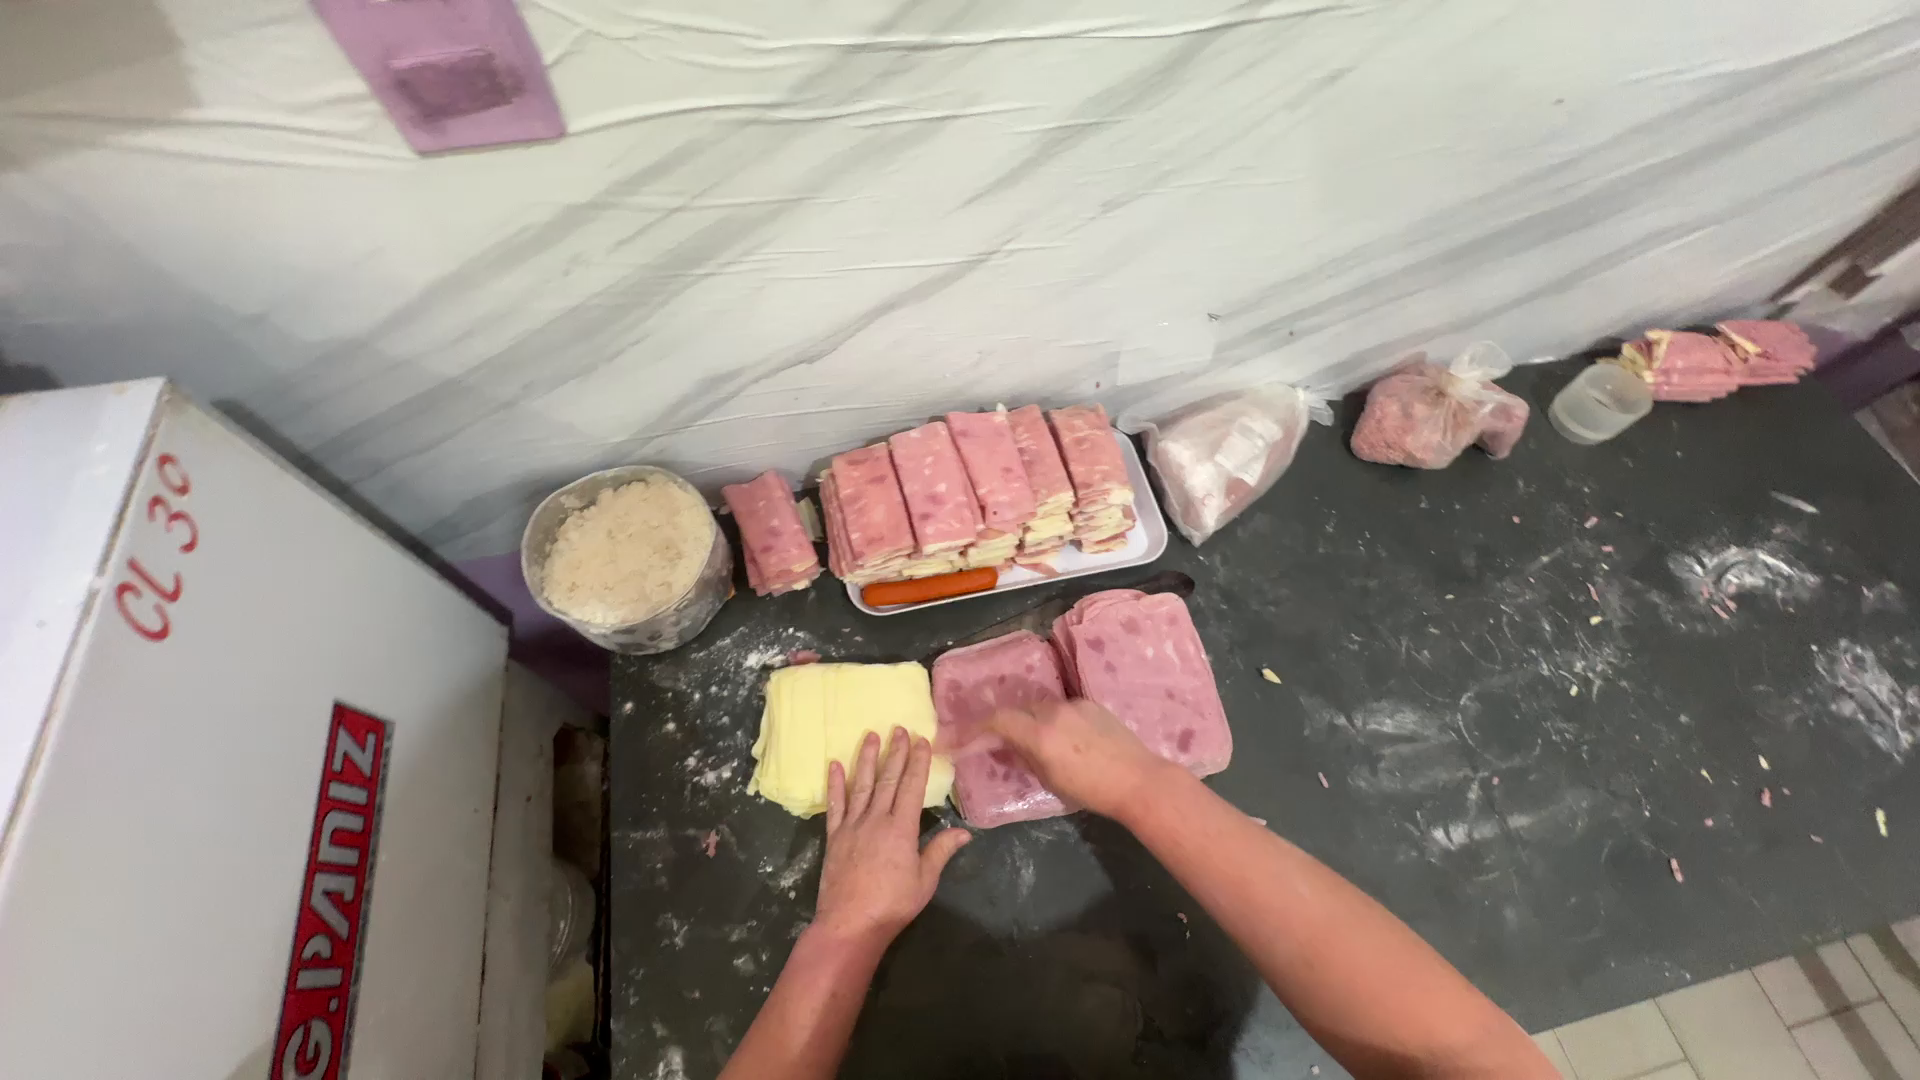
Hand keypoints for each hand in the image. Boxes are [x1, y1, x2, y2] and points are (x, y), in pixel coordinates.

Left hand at [814, 728, 969, 945]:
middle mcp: (876, 819)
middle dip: (895, 752)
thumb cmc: (892, 904)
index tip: (921, 740)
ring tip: (871, 735)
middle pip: (887, 779)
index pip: (911, 786)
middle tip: (899, 728)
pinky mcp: (834, 837)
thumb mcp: (925, 881)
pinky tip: (834, 765)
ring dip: (866, 758)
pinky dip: (835, 784)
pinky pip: (835, 805)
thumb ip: (941, 851)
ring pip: (861, 785)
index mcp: (901, 828)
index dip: (917, 762)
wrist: (850, 924)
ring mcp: (852, 826)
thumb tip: (964, 831)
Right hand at [984, 699, 1175, 819]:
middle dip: (1002, 725)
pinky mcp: (1089, 703)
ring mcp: (1073, 704)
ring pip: (1038, 707)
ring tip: (1035, 744)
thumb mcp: (1050, 781)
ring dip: (1029, 722)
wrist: (1139, 780)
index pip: (997, 721)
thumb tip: (1006, 747)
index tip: (951, 739)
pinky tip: (1064, 739)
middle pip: (1016, 710)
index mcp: (1041, 736)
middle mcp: (1053, 712)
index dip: (970, 729)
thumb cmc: (1092, 791)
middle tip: (995, 742)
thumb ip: (1024, 758)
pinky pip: (1060, 708)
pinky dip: (1052, 721)